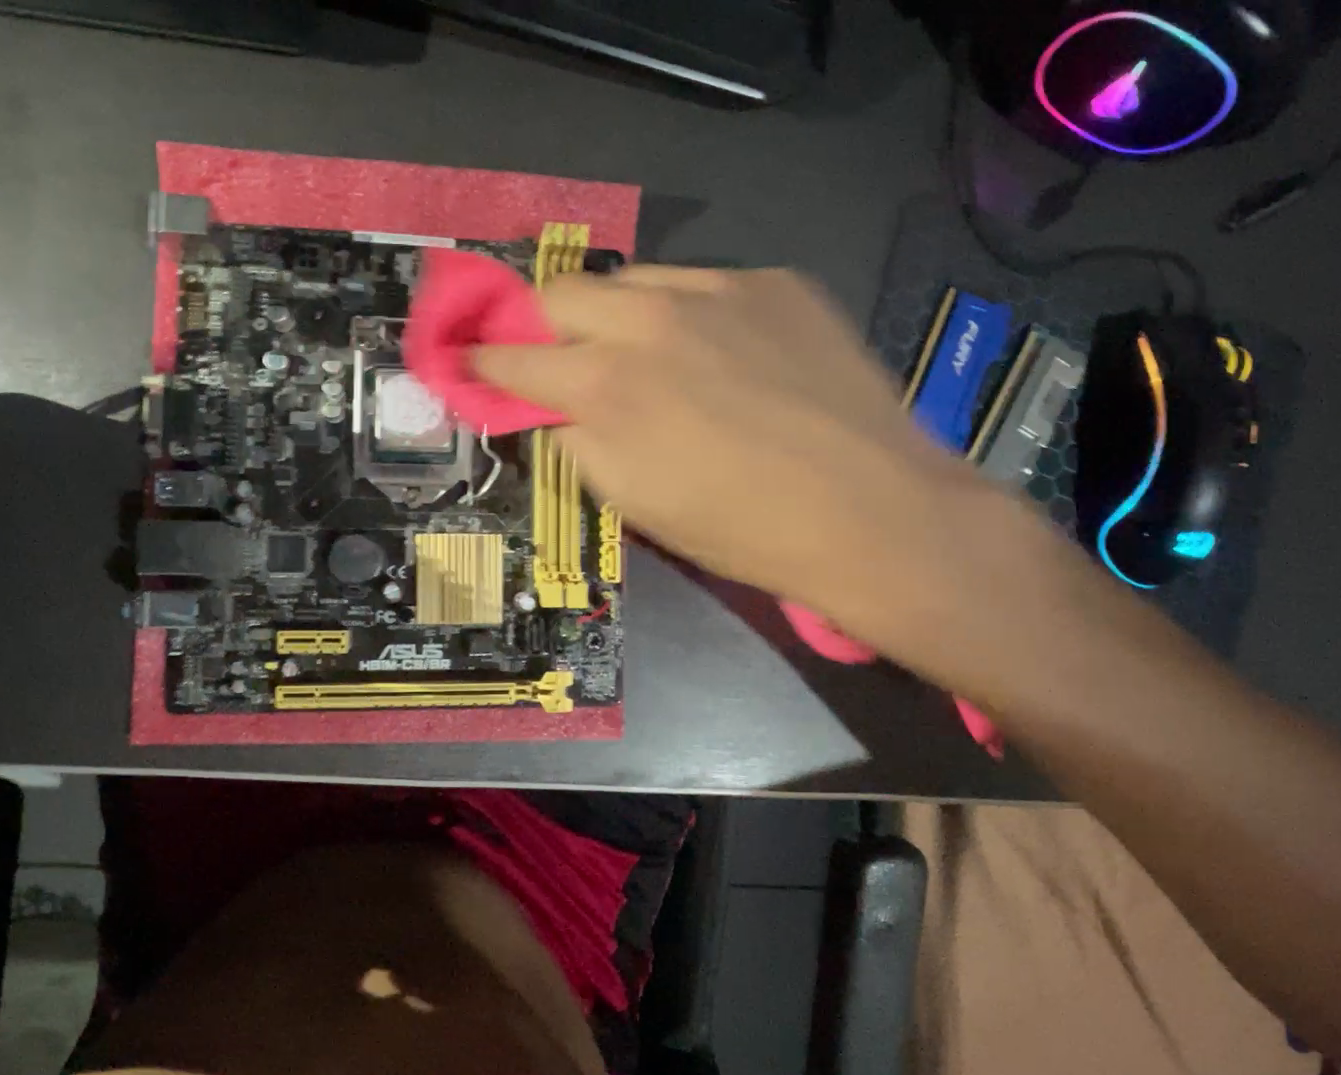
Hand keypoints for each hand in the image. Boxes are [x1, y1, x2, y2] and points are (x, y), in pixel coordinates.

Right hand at [474, 266, 1047, 657]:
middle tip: (553, 358)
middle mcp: (649, 316)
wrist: (872, 511)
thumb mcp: (633, 502)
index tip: (468, 365)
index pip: (510, 358)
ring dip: (615, 314)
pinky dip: (689, 313)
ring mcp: (717, 288)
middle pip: (558, 293)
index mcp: (605, 384)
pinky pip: (704, 283)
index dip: (480, 364)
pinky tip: (719, 352)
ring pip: (631, 279)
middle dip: (539, 325)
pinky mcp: (774, 281)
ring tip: (641, 352)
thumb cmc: (740, 528)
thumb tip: (549, 409)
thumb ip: (575, 442)